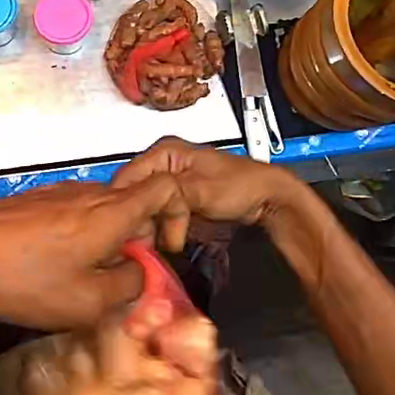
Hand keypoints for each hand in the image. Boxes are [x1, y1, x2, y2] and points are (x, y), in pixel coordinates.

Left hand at [0, 176, 188, 332]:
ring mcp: (59, 192)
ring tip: (79, 275)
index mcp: (111, 211)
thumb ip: (131, 283)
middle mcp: (89, 192)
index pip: (165, 188)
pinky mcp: (36, 199)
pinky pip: (74, 212)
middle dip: (135, 240)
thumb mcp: (90, 301)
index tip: (162, 250)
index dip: (176, 215)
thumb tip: (142, 269)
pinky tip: (51, 263)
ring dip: (105, 240)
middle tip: (116, 277)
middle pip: (133, 204)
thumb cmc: (27, 281)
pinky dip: (77, 235)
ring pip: (102, 210)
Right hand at [111, 137, 340, 283]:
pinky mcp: (177, 200)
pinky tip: (162, 239)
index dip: (124, 202)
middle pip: (133, 193)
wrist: (270, 199)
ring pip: (144, 207)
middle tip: (142, 240)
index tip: (126, 226)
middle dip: (137, 217)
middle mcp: (162, 165)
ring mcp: (169, 183)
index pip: (126, 177)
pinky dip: (159, 228)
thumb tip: (144, 215)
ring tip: (154, 243)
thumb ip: (167, 198)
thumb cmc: (241, 186)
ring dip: (148, 226)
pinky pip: (158, 215)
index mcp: (163, 152)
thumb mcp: (198, 189)